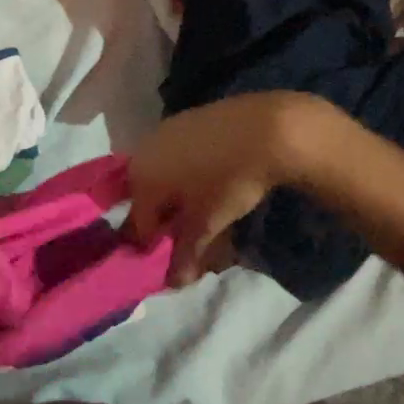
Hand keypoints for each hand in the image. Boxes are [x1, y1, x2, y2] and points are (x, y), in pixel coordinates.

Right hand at [128, 93, 344, 284]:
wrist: (267, 128)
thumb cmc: (229, 180)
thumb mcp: (208, 223)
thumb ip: (187, 253)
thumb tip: (174, 283)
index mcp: (140, 180)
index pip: (136, 226)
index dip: (154, 248)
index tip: (176, 259)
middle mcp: (142, 154)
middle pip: (146, 199)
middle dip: (166, 221)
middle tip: (193, 234)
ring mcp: (162, 133)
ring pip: (161, 176)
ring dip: (176, 196)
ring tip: (205, 208)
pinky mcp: (184, 120)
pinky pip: (175, 156)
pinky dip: (186, 172)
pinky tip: (211, 177)